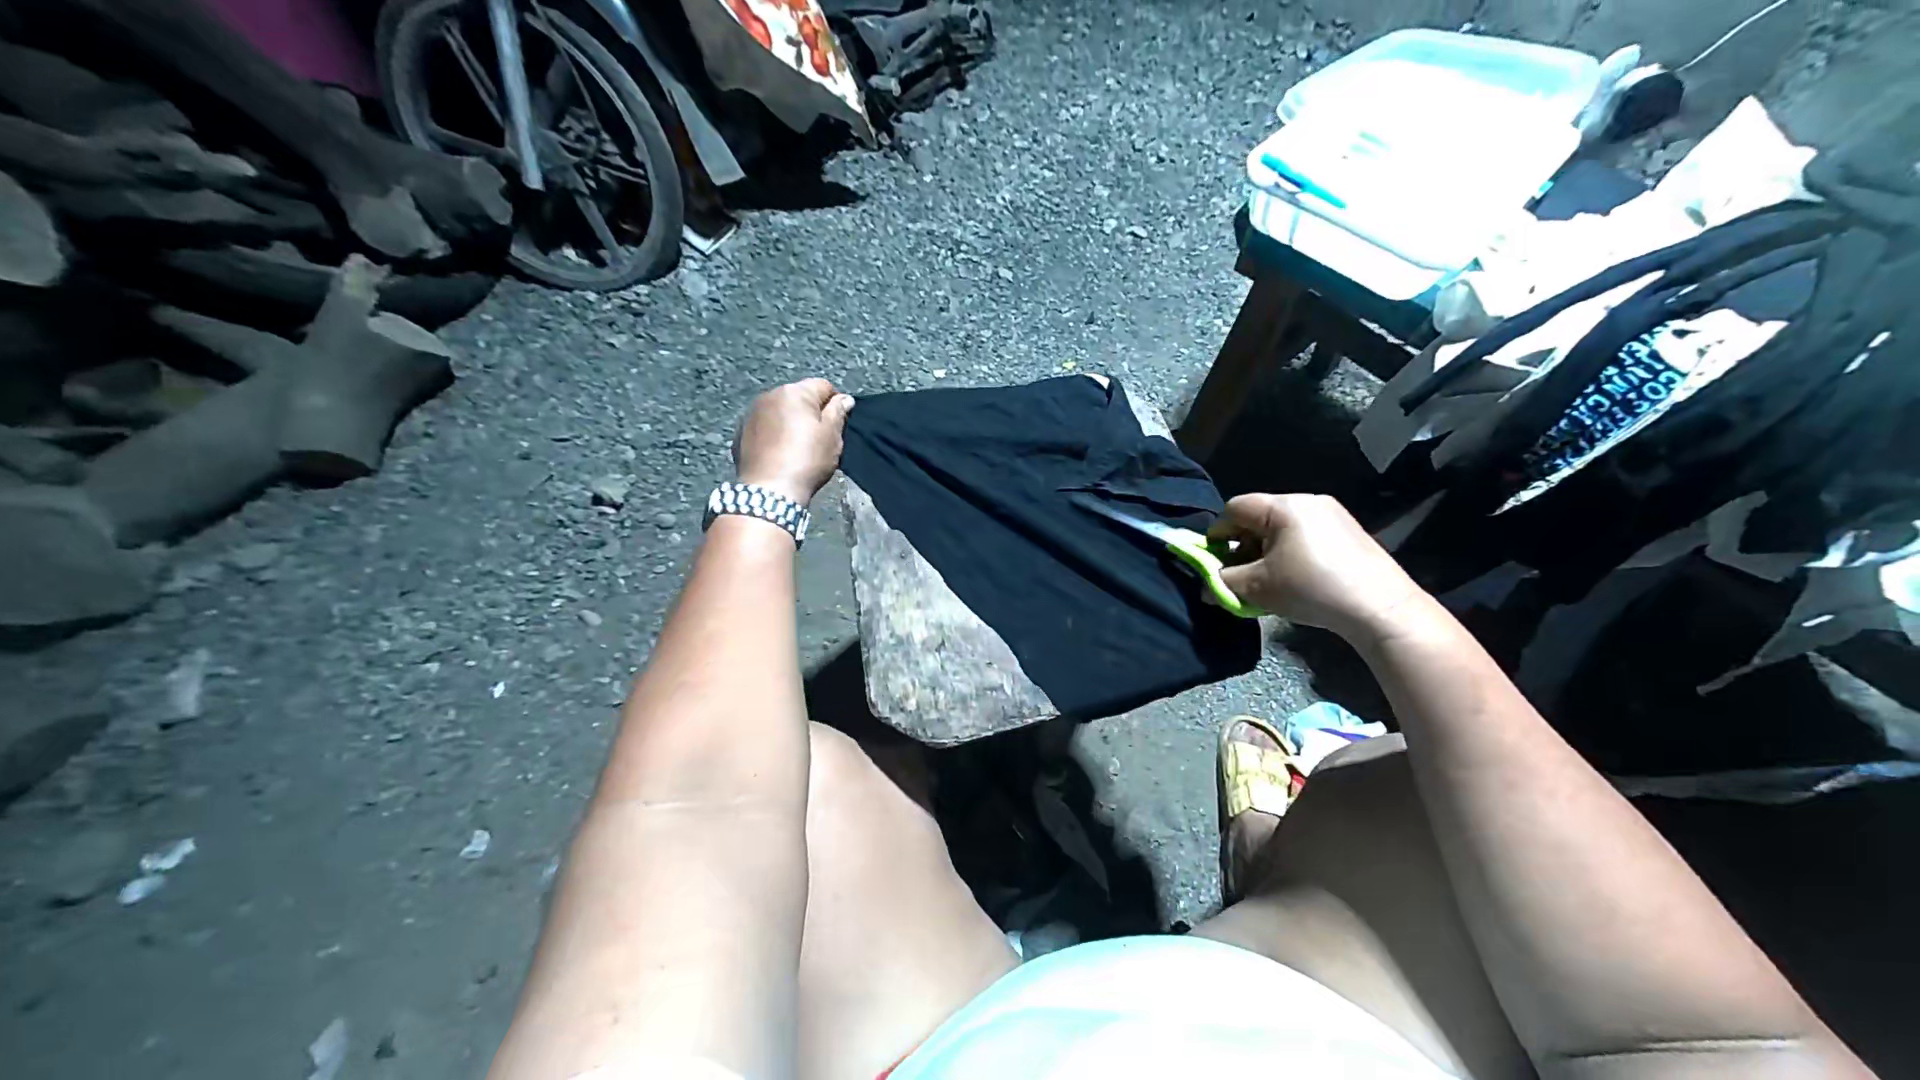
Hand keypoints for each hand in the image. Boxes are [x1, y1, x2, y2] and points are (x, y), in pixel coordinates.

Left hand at [733, 378, 854, 504]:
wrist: (770, 491)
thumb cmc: (806, 462)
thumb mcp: (832, 436)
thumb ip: (838, 412)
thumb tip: (844, 399)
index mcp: (794, 392)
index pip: (823, 386)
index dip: (834, 403)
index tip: (837, 424)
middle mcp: (769, 396)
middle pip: (798, 397)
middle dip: (810, 412)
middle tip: (818, 439)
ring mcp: (751, 414)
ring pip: (779, 411)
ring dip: (789, 423)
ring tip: (797, 449)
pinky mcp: (741, 432)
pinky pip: (763, 427)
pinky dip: (773, 435)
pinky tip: (780, 455)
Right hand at [1210, 494, 1426, 641]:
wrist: (1381, 608)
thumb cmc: (1311, 589)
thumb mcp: (1257, 587)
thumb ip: (1222, 583)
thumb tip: (1204, 588)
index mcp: (1283, 506)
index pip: (1234, 509)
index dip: (1218, 534)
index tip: (1216, 562)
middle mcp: (1307, 501)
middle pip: (1258, 517)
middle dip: (1243, 545)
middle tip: (1241, 575)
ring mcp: (1332, 514)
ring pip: (1282, 527)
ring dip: (1266, 550)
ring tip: (1269, 580)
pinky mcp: (1348, 531)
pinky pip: (1304, 534)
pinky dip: (1290, 552)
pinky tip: (1296, 578)